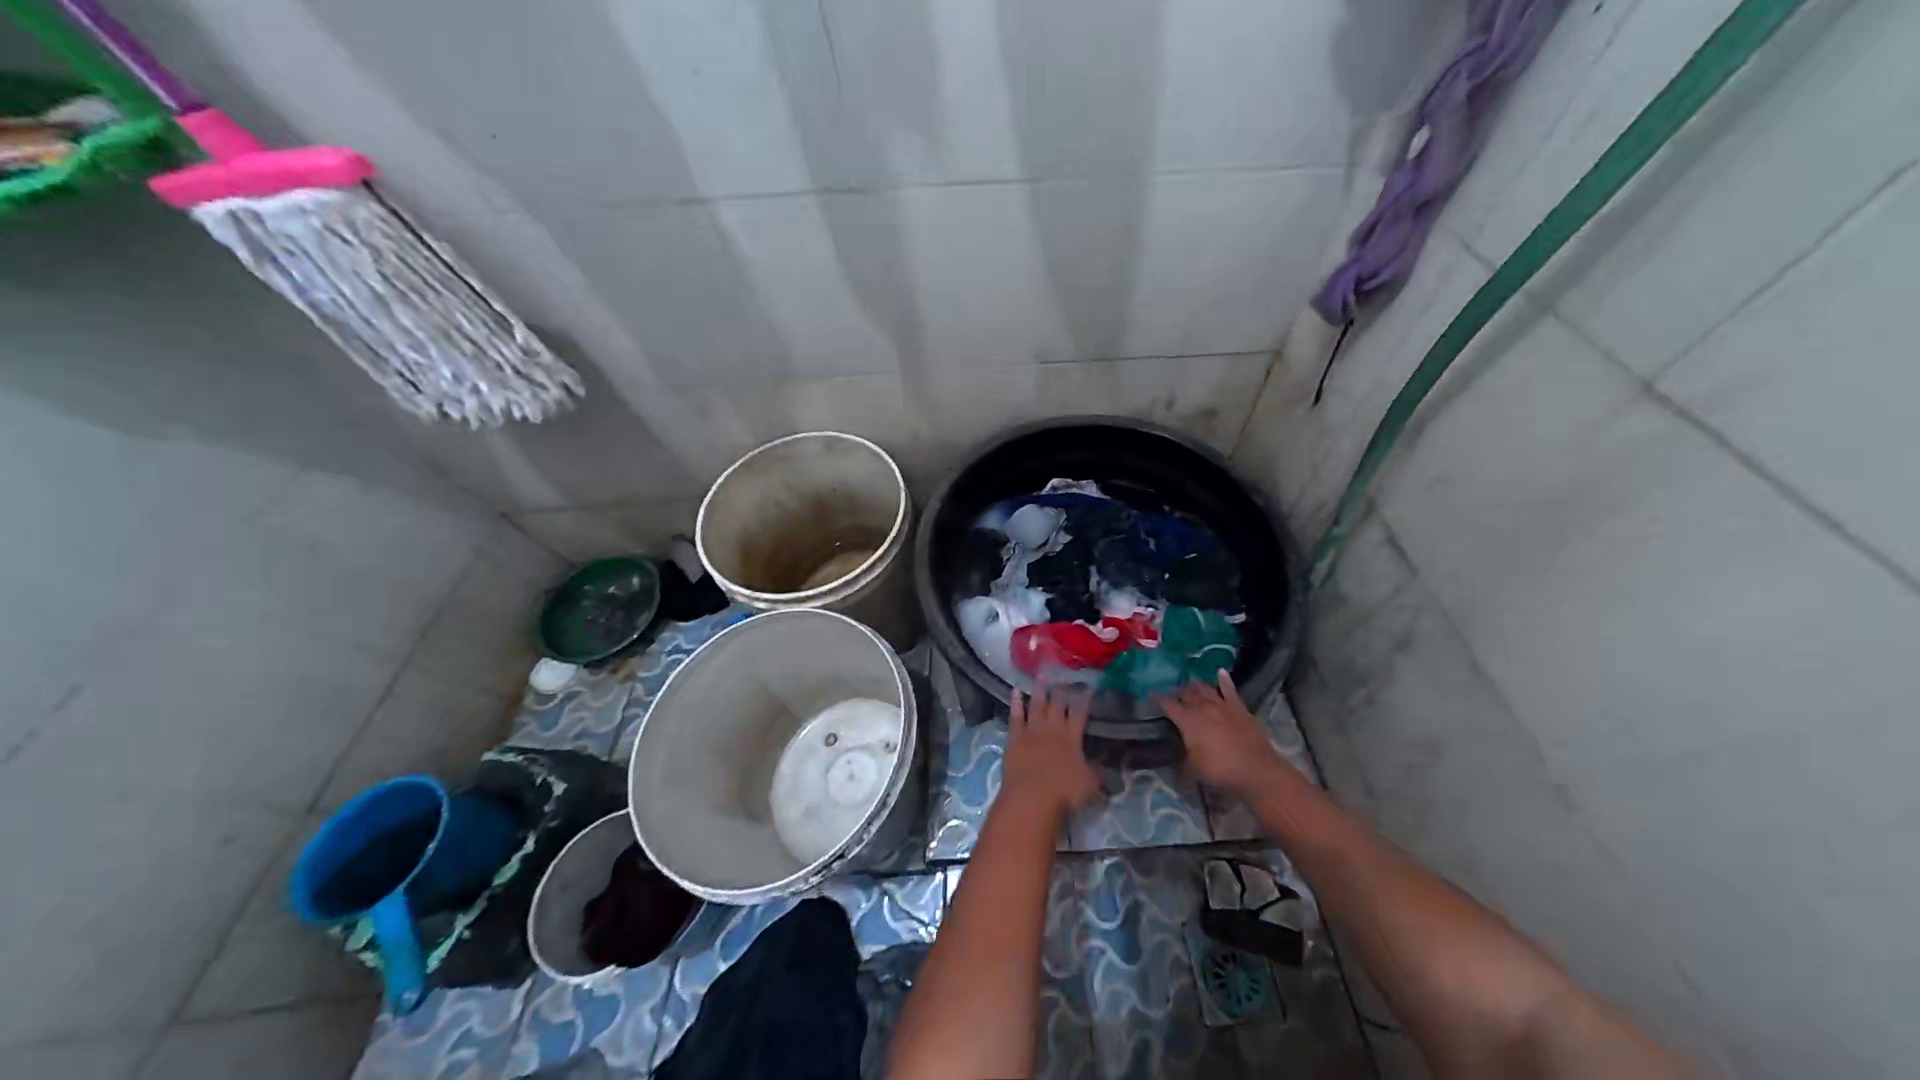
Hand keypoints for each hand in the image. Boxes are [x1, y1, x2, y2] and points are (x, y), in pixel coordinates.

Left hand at [1000, 686, 1098, 818]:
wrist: (1032, 796)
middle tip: (1062, 675)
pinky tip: (1015, 690)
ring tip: (1041, 676)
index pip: (1080, 713)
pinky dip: (1016, 702)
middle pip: (1057, 704)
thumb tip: (1105, 762)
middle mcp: (1053, 729)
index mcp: (1072, 737)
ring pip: (1037, 705)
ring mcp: (1032, 730)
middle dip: (1061, 690)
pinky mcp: (1014, 737)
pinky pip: (1015, 715)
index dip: (1084, 700)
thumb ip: (1096, 770)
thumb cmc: (1065, 792)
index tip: (1087, 687)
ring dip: (1039, 690)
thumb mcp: (1090, 784)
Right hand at [1159, 672, 1287, 798]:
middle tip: (1173, 694)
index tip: (1151, 694)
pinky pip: (1230, 690)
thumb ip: (1182, 754)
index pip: (1168, 705)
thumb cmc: (1220, 771)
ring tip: (1190, 685)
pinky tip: (1220, 672)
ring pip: (1205, 689)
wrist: (1256, 771)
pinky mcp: (1240, 708)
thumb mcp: (1193, 767)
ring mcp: (1222, 706)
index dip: (1158, 699)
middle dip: (1178, 692)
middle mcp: (1203, 708)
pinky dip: (1224, 680)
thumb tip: (1177, 749)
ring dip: (1196, 686)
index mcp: (1188, 721)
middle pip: (1187, 693)